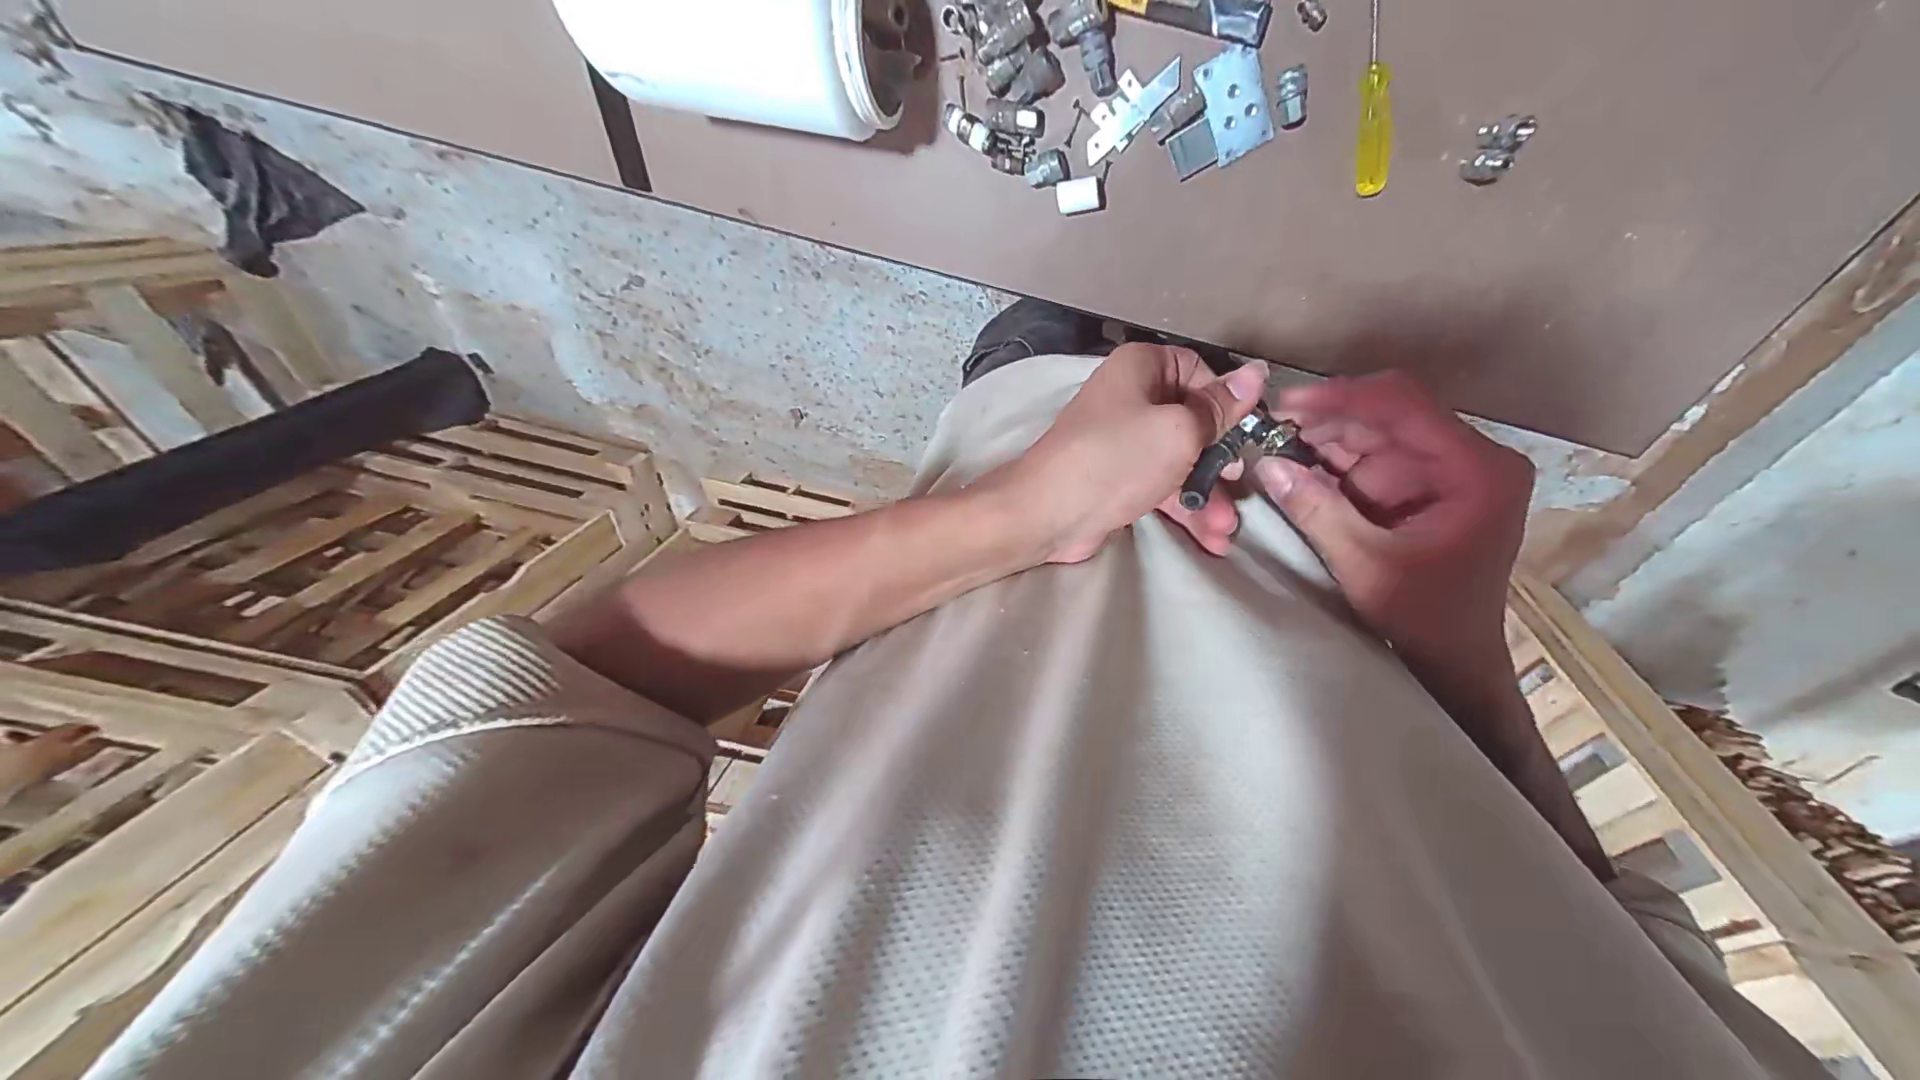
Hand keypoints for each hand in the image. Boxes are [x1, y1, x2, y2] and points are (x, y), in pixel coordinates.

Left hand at [994, 344, 1267, 562]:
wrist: (1047, 514)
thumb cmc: (1113, 461)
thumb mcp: (1179, 430)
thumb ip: (1219, 408)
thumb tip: (1255, 374)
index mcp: (1140, 368)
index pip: (1199, 370)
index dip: (1226, 401)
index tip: (1248, 431)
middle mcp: (1130, 398)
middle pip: (1192, 420)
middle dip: (1219, 458)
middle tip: (1236, 481)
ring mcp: (1122, 442)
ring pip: (1179, 459)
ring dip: (1206, 493)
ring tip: (1225, 526)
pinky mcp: (1117, 478)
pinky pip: (1160, 485)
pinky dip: (1183, 507)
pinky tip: (1209, 534)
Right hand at [1253, 371, 1532, 673]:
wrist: (1454, 657)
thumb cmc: (1424, 617)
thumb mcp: (1364, 563)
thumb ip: (1316, 510)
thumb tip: (1267, 465)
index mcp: (1476, 471)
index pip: (1403, 406)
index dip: (1340, 398)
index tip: (1285, 404)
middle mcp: (1470, 459)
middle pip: (1388, 415)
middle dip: (1327, 420)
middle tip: (1270, 430)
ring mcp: (1448, 472)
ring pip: (1376, 433)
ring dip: (1326, 440)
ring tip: (1277, 448)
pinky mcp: (1426, 487)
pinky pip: (1374, 458)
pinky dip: (1335, 462)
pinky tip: (1299, 467)